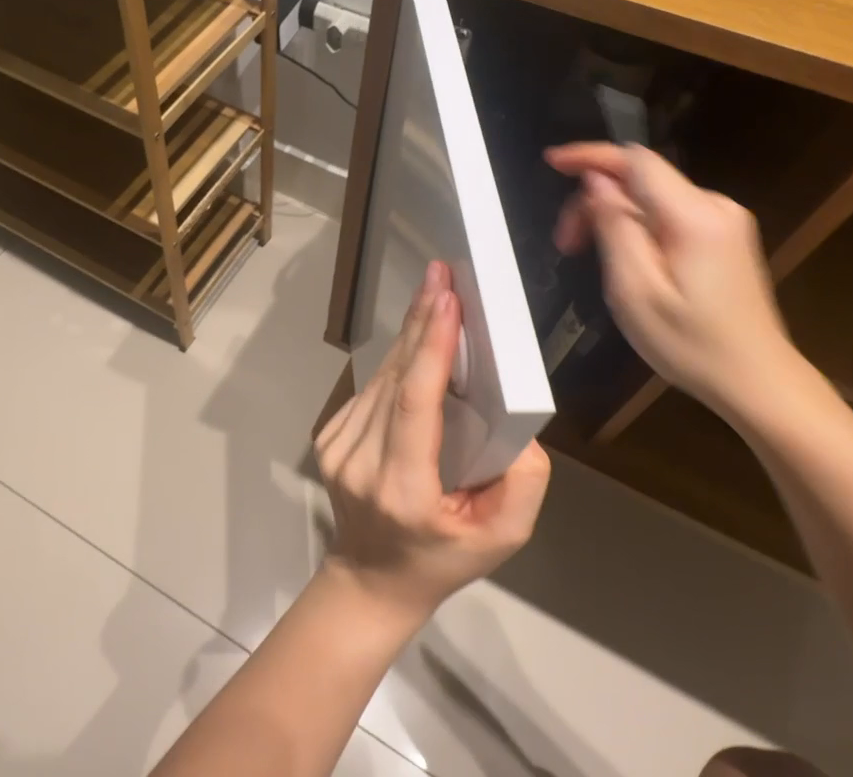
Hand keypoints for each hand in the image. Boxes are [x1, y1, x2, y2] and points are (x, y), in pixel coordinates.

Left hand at [313, 262, 551, 621]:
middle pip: (394, 379)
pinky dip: (398, 361)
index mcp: (401, 487)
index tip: (448, 301)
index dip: (431, 349)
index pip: (414, 405)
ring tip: (438, 293)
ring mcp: (337, 446)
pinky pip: (371, 389)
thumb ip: (522, 484)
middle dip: (423, 323)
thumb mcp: (501, 539)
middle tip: (444, 274)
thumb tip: (519, 426)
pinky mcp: (330, 437)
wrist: (370, 579)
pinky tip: (419, 337)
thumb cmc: (442, 560)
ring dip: (411, 335)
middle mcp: (360, 460)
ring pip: (380, 378)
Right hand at [545, 143, 801, 413]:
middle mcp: (715, 207)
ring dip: (613, 217)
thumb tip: (596, 182)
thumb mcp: (635, 292)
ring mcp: (725, 222)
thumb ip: (615, 229)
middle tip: (566, 246)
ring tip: (588, 258)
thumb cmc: (691, 344)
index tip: (551, 162)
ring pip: (652, 198)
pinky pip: (669, 215)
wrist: (757, 380)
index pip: (636, 162)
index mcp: (695, 217)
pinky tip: (623, 262)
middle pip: (642, 180)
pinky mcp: (725, 239)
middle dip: (595, 201)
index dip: (591, 155)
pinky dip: (636, 228)